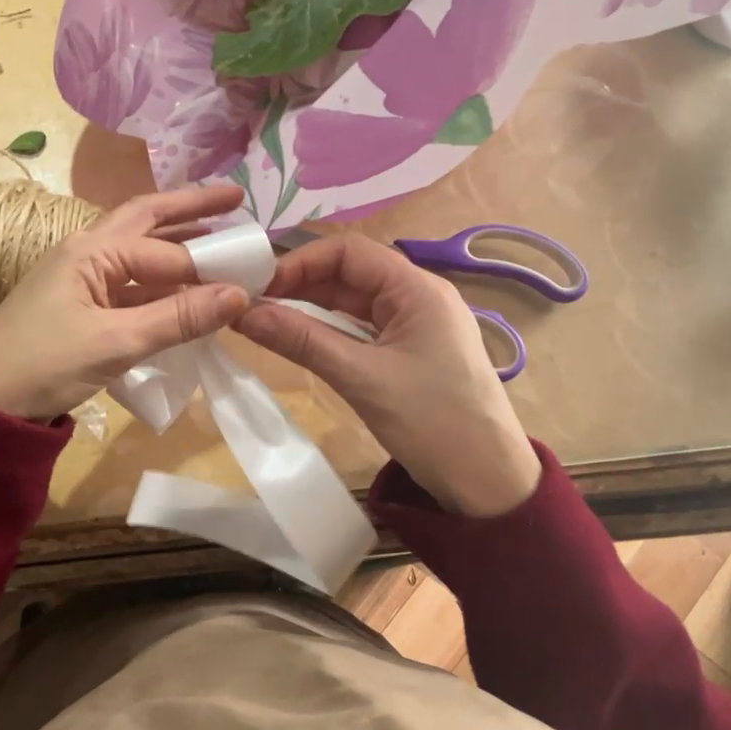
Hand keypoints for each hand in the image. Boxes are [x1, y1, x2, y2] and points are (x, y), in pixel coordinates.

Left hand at [0, 187, 252, 420]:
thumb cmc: (44, 365)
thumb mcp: (115, 342)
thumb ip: (177, 318)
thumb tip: (239, 295)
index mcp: (89, 250)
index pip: (162, 250)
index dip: (207, 262)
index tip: (252, 272)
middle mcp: (85, 253)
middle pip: (145, 221)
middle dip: (190, 210)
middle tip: (235, 200)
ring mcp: (80, 280)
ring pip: (137, 253)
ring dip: (176, 246)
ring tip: (219, 239)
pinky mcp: (79, 308)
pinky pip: (128, 285)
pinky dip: (158, 284)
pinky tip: (182, 291)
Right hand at [234, 234, 541, 516]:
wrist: (487, 478)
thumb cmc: (431, 421)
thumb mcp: (360, 378)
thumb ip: (302, 341)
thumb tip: (243, 314)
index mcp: (417, 289)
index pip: (348, 251)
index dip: (299, 262)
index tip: (257, 287)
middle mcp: (418, 296)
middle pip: (350, 273)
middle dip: (299, 284)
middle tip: (250, 305)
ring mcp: (416, 324)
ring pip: (353, 302)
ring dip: (310, 307)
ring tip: (264, 321)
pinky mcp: (410, 352)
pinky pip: (362, 328)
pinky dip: (328, 330)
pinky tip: (299, 340)